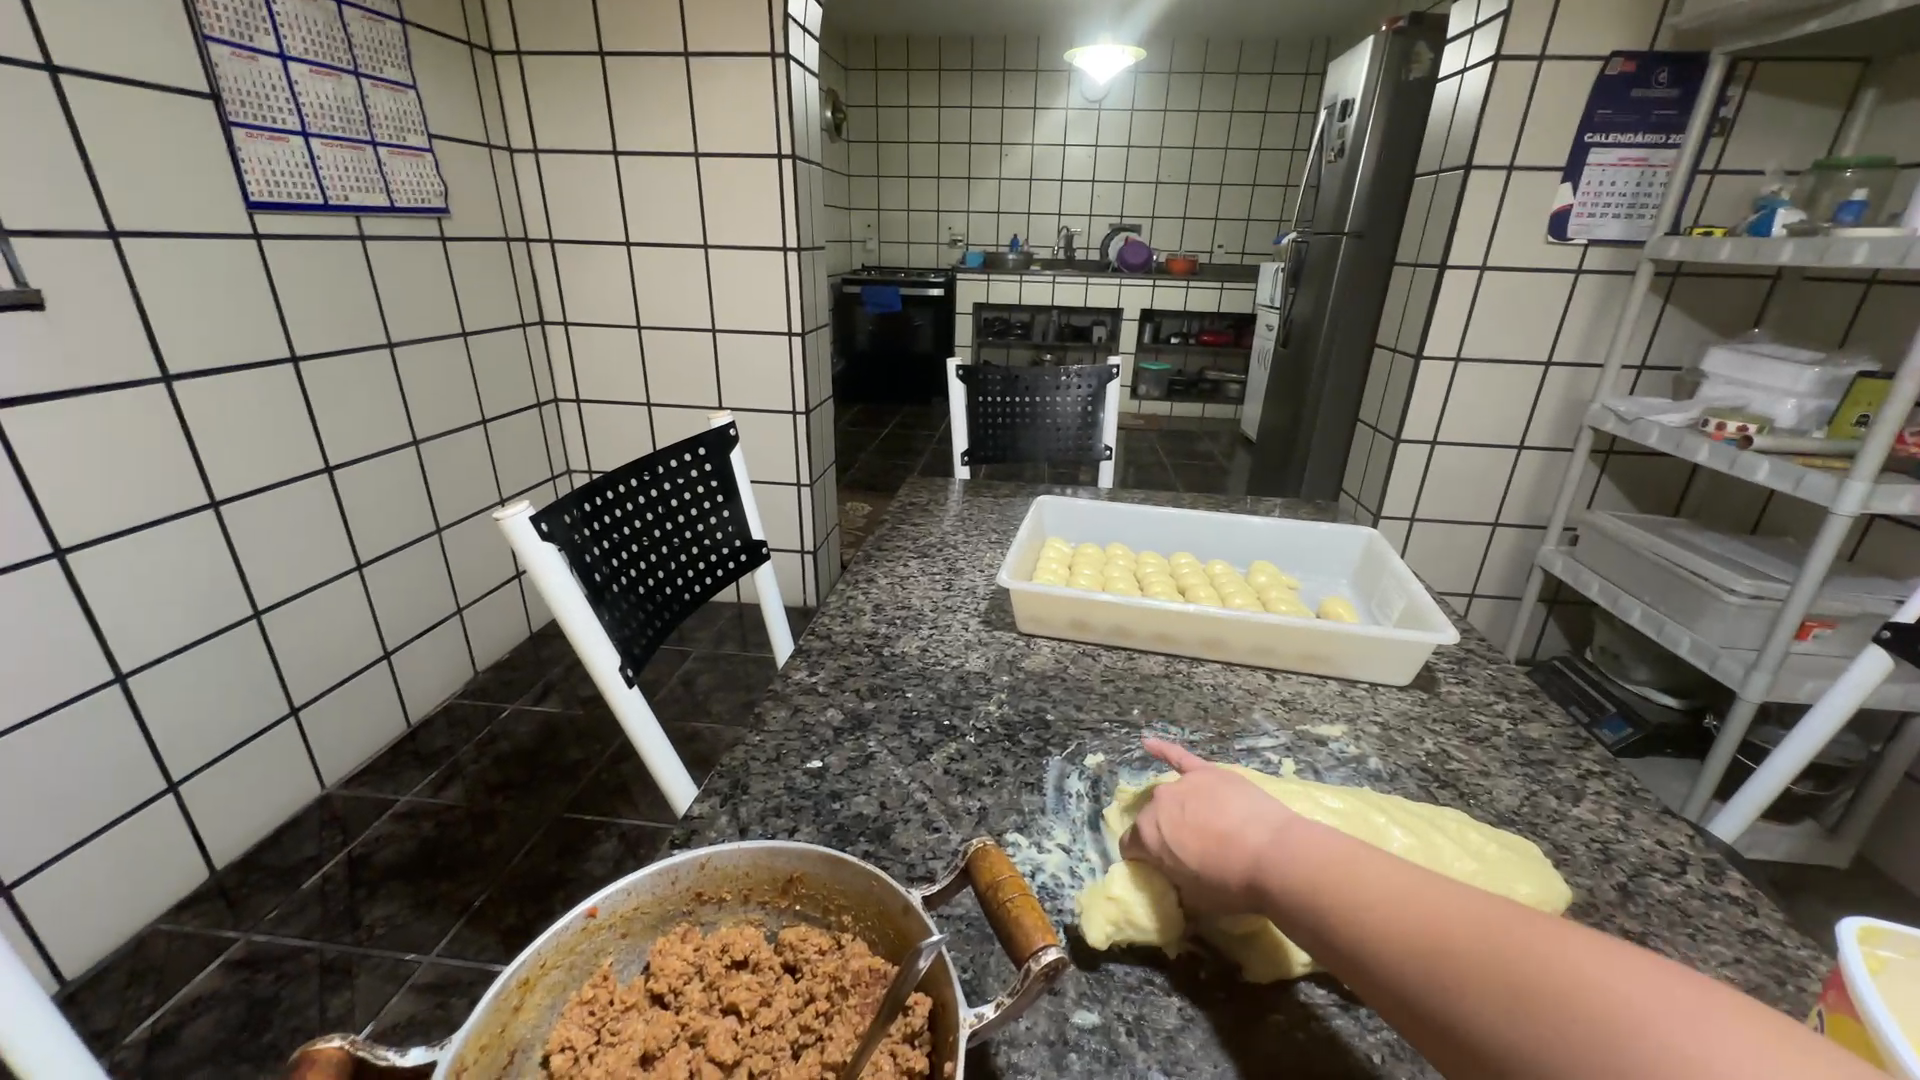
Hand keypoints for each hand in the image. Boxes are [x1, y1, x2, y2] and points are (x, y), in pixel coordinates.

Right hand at [1118, 739, 1298, 915]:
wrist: (1275, 857)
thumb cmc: (1231, 884)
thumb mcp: (1193, 901)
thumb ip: (1175, 888)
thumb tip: (1176, 886)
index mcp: (1146, 835)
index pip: (1131, 847)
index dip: (1144, 860)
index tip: (1162, 871)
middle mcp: (1158, 803)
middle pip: (1152, 819)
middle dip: (1163, 834)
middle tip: (1190, 853)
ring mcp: (1184, 784)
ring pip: (1172, 798)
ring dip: (1179, 811)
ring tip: (1206, 827)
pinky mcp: (1208, 772)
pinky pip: (1179, 757)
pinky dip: (1163, 749)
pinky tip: (1148, 743)